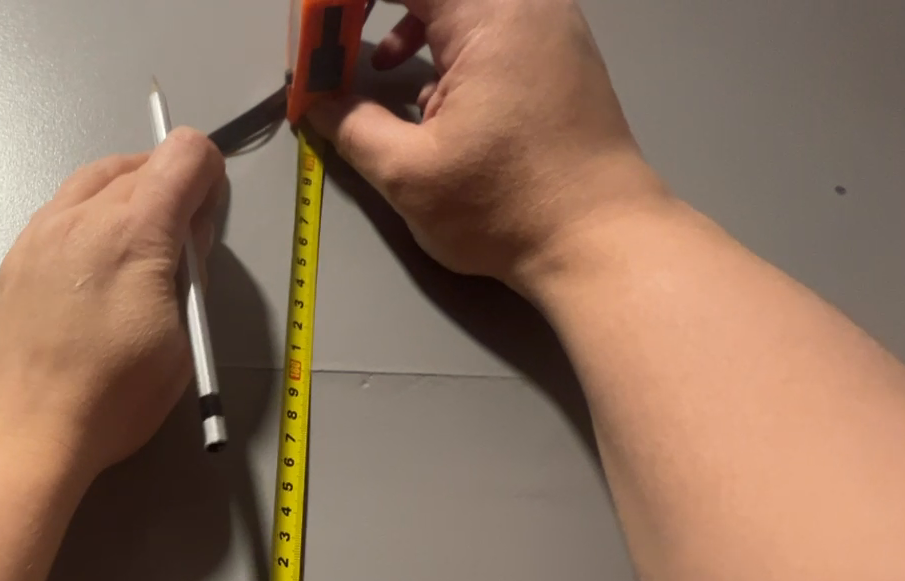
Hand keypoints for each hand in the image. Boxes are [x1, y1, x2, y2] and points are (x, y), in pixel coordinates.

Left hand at [0, 129, 225, 479]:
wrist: (17, 435)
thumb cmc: (108, 401)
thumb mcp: (180, 346)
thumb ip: (189, 278)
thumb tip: (183, 240)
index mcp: (133, 229)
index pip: (184, 154)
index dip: (208, 178)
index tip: (204, 222)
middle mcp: (79, 216)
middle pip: (135, 165)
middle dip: (166, 189)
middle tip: (171, 247)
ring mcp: (36, 237)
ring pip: (88, 184)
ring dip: (120, 200)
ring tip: (128, 256)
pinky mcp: (10, 265)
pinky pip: (55, 217)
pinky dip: (82, 225)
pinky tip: (84, 275)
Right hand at [308, 0, 672, 288]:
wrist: (589, 234)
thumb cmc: (498, 203)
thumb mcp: (406, 172)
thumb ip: (353, 126)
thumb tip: (315, 101)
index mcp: (492, 18)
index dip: (351, 0)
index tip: (318, 27)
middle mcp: (527, 5)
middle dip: (376, 7)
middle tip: (335, 41)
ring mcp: (546, 27)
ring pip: (463, 2)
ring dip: (410, 21)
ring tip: (376, 68)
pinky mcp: (552, 56)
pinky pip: (488, 24)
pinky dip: (443, 42)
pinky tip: (426, 94)